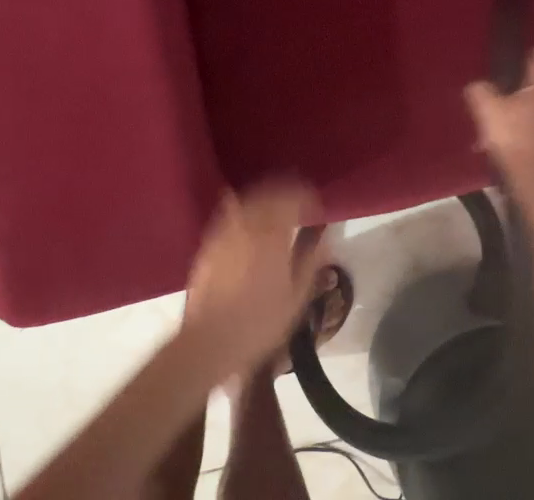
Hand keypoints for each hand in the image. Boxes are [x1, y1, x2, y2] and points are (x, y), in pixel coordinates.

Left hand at [181, 182, 330, 379]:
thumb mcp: (296, 298)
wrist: (209, 341)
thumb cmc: (259, 324)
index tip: (317, 207)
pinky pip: (228, 215)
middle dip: (286, 192)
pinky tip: (248, 222)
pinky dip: (242, 210)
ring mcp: (224, 233)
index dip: (307, 197)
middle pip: (268, 193)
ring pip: (246, 200)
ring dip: (264, 198)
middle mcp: (246, 226)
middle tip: (300, 203)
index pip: (292, 198)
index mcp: (272, 236)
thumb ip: (311, 261)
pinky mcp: (208, 244)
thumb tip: (325, 237)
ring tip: (277, 209)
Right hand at [465, 48, 533, 207]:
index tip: (516, 59)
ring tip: (511, 134)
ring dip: (532, 117)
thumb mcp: (487, 112)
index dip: (528, 54)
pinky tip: (524, 150)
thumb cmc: (515, 141)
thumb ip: (480, 92)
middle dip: (525, 94)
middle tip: (504, 107)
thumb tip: (477, 84)